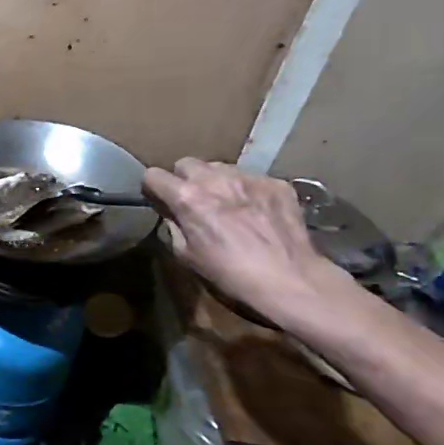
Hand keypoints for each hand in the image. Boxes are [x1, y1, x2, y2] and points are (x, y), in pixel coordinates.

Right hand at [142, 158, 353, 325]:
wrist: (290, 281)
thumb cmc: (231, 277)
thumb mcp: (188, 259)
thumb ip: (174, 228)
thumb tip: (172, 214)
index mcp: (188, 198)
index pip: (153, 175)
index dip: (153, 189)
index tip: (160, 201)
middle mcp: (215, 178)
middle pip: (186, 163)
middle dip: (185, 180)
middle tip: (194, 203)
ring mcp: (248, 177)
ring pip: (220, 167)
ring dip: (216, 183)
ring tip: (228, 207)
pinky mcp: (275, 182)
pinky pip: (251, 178)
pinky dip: (247, 191)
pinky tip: (257, 214)